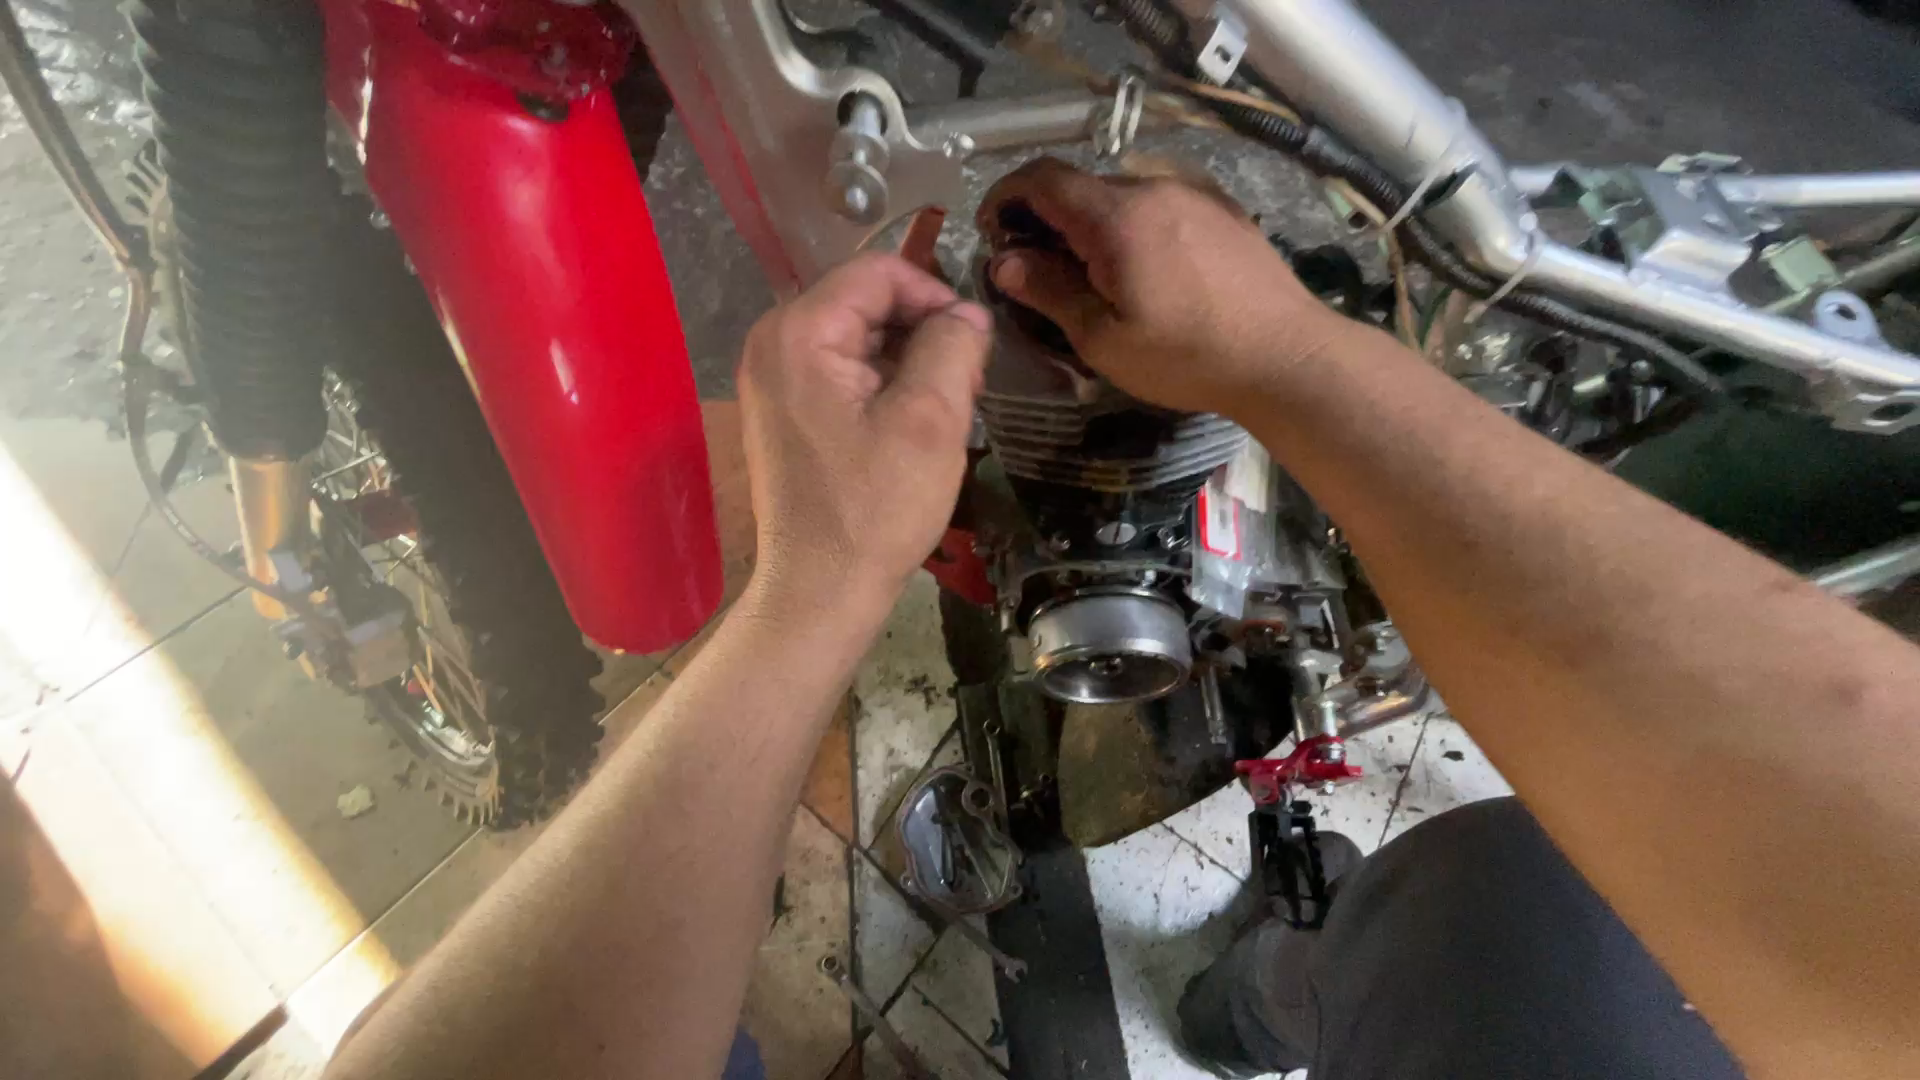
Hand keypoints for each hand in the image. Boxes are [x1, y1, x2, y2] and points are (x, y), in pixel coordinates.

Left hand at [736, 253, 991, 616]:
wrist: (821, 590)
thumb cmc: (875, 509)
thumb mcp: (930, 420)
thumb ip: (952, 347)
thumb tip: (967, 313)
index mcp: (799, 333)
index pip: (878, 272)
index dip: (935, 295)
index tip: (973, 343)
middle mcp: (773, 344)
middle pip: (865, 304)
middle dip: (923, 334)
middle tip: (966, 387)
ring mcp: (772, 380)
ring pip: (857, 341)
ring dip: (908, 364)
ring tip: (945, 412)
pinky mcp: (782, 413)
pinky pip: (841, 374)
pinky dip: (882, 388)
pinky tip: (910, 427)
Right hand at [980, 157, 1354, 415]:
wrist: (1285, 356)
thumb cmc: (1184, 356)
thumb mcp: (1102, 338)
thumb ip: (1048, 291)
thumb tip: (1004, 261)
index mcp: (1116, 216)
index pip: (1042, 178)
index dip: (1005, 196)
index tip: (990, 232)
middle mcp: (1154, 188)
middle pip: (1081, 187)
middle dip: (1046, 220)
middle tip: (1037, 271)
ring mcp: (1195, 195)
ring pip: (1122, 197)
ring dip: (1091, 227)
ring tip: (1092, 278)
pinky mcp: (1223, 211)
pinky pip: (1160, 208)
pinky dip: (1131, 230)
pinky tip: (1144, 273)